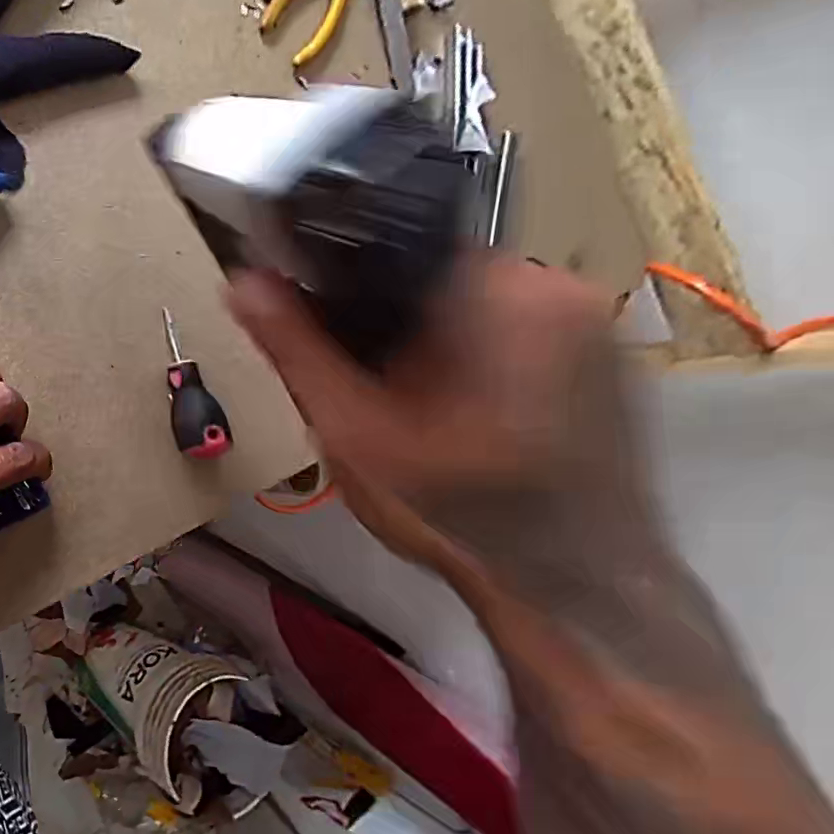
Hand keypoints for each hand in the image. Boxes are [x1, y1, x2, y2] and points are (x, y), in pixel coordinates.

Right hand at [226, 258, 631, 558]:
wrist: (572, 582)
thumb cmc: (455, 507)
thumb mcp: (352, 428)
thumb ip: (295, 350)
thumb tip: (241, 284)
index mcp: (502, 295)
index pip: (386, 251)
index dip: (328, 284)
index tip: (299, 324)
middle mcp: (558, 290)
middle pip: (418, 278)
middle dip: (368, 322)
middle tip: (346, 385)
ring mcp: (585, 322)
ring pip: (452, 304)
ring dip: (406, 340)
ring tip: (389, 402)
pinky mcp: (593, 352)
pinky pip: (493, 326)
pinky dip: (449, 354)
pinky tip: (436, 410)